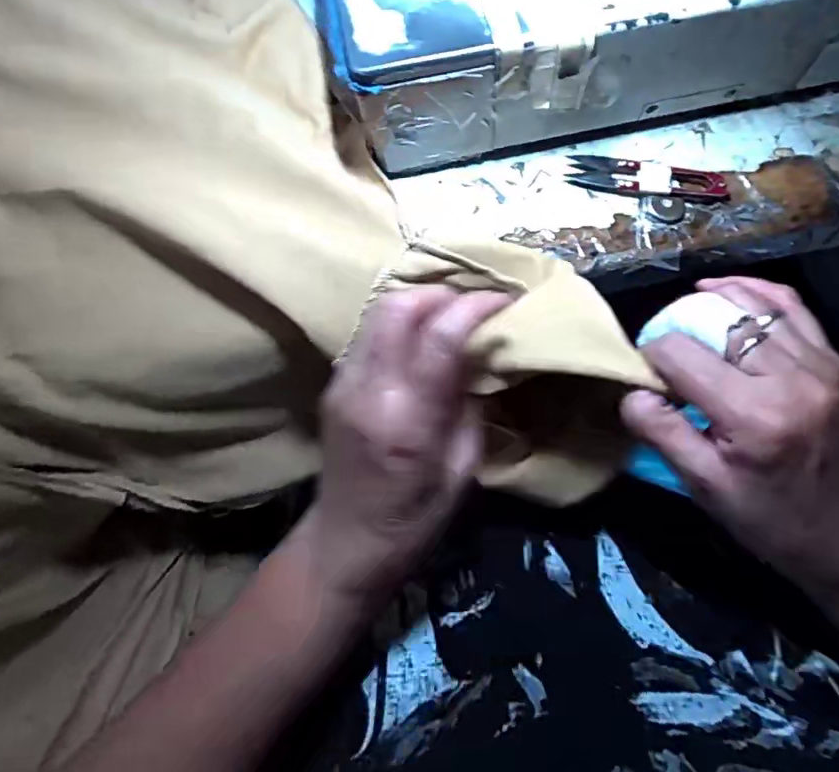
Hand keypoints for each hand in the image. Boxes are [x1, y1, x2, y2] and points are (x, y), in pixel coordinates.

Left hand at [297, 287, 510, 607]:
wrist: (343, 545)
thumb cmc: (414, 520)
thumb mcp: (462, 469)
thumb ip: (470, 404)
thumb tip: (481, 352)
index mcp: (407, 421)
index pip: (439, 337)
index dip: (476, 306)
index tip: (505, 300)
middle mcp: (368, 391)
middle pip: (399, 306)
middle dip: (443, 293)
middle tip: (474, 306)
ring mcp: (343, 383)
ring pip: (379, 311)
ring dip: (421, 302)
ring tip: (451, 315)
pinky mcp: (334, 383)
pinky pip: (370, 331)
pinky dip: (401, 322)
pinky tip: (422, 339)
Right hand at [621, 277, 838, 599]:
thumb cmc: (775, 522)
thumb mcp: (708, 489)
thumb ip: (664, 434)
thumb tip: (632, 392)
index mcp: (755, 416)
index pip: (682, 355)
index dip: (654, 356)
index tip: (648, 375)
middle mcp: (791, 379)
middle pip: (718, 323)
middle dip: (682, 326)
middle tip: (668, 348)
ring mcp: (820, 365)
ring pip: (756, 306)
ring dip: (717, 300)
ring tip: (690, 306)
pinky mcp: (835, 361)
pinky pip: (793, 308)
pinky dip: (758, 293)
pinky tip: (733, 292)